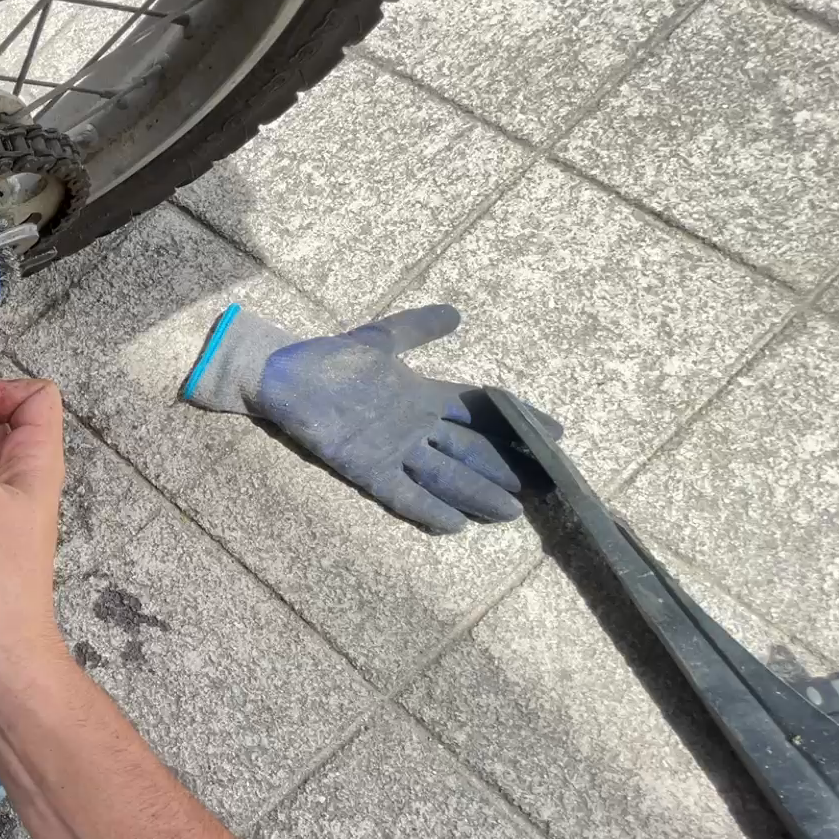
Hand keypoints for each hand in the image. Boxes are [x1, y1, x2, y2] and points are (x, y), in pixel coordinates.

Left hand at [187, 303, 560, 532]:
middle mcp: (413, 427)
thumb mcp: (379, 340)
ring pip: (443, 474)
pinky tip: (452, 525)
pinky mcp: (363, 468)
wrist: (282, 377)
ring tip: (507, 512)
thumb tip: (457, 313)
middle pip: (468, 449)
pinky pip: (400, 492)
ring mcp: (390, 450)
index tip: (557, 434)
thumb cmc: (326, 359)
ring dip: (474, 493)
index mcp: (421, 396)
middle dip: (502, 469)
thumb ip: (417, 329)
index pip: (480, 410)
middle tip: (538, 490)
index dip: (516, 422)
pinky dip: (425, 508)